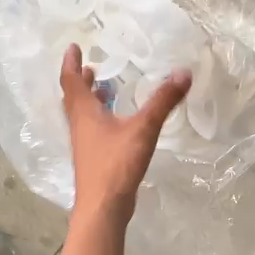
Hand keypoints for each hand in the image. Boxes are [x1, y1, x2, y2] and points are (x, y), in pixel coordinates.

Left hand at [61, 44, 188, 223]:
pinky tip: (119, 122)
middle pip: (75, 98)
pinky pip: (94, 129)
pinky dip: (102, 117)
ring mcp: (86, 144)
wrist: (103, 207)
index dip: (71, 63)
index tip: (74, 46)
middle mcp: (80, 126)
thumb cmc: (116, 164)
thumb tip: (184, 73)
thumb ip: (163, 101)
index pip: (71, 81)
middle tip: (90, 67)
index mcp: (84, 113)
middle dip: (81, 80)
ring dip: (91, 99)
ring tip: (105, 89)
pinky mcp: (95, 158)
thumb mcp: (143, 129)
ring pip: (84, 115)